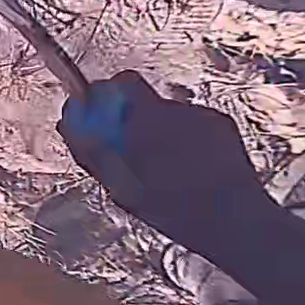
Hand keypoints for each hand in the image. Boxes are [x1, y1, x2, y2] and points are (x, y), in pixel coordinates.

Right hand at [58, 71, 273, 254]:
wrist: (237, 222)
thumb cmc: (171, 206)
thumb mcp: (117, 183)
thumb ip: (90, 149)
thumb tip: (67, 124)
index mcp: (149, 119)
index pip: (122, 82)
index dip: (105, 94)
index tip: (96, 115)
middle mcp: (179, 109)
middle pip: (142, 100)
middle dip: (128, 118)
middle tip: (125, 149)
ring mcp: (205, 116)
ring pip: (165, 113)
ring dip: (155, 129)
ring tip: (157, 163)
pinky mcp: (225, 126)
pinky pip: (190, 122)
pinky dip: (181, 136)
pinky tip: (183, 164)